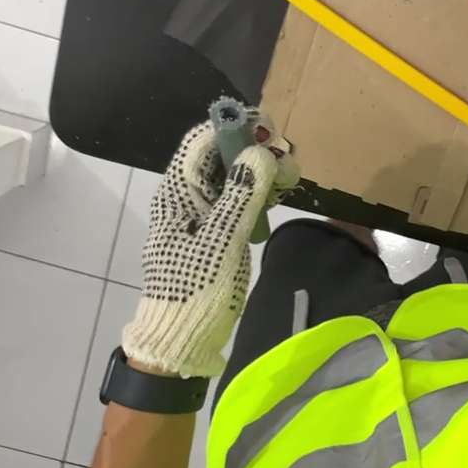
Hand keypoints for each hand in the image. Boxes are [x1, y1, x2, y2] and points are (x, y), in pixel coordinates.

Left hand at [121, 111, 298, 378]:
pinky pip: (233, 200)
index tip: (270, 131)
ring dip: (257, 171)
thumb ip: (242, 196)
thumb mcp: (222, 242)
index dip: (234, 129)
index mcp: (177, 193)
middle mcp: (184, 196)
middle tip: (288, 160)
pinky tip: (277, 196)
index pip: (202, 141)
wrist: (182, 339)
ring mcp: (198, 214)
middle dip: (252, 150)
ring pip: (229, 177)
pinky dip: (255, 193)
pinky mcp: (211, 231)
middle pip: (218, 156)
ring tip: (290, 175)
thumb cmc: (196, 289)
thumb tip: (260, 153)